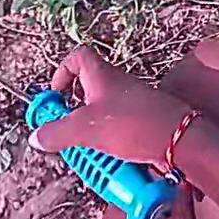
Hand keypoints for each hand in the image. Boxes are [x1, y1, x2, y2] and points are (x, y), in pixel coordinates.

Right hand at [28, 46, 191, 165]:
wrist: (181, 142)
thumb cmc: (135, 125)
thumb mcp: (86, 130)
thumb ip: (58, 133)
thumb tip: (36, 137)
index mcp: (102, 77)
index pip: (78, 58)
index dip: (62, 73)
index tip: (56, 97)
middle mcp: (118, 87)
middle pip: (87, 92)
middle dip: (73, 114)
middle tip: (67, 132)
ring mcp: (133, 106)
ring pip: (103, 116)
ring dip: (91, 133)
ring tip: (88, 151)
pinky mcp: (144, 125)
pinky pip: (120, 133)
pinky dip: (110, 146)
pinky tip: (109, 160)